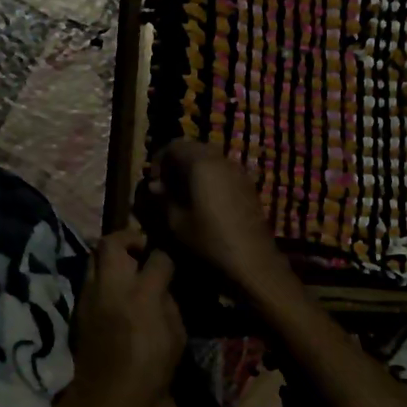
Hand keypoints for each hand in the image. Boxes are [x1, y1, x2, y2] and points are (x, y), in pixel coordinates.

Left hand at [70, 229, 186, 406]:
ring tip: (128, 271)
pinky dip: (103, 277)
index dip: (165, 257)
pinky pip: (89, 278)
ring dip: (112, 256)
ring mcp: (89, 296)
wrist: (104, 400)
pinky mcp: (77, 308)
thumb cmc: (149, 373)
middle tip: (143, 252)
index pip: (157, 257)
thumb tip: (161, 285)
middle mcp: (111, 286)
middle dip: (130, 239)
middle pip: (112, 241)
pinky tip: (116, 295)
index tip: (170, 265)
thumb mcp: (176, 337)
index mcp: (142, 294)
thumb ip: (169, 303)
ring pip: (94, 256)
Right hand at [143, 141, 285, 283]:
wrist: (252, 261)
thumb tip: (154, 185)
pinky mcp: (249, 186)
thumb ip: (163, 198)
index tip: (154, 183)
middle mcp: (222, 160)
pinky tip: (205, 203)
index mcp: (201, 163)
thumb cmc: (209, 240)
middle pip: (194, 149)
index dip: (159, 160)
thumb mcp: (176, 222)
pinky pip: (224, 172)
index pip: (174, 146)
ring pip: (210, 160)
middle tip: (166, 188)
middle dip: (177, 164)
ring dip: (194, 172)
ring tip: (184, 197)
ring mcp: (239, 172)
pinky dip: (210, 179)